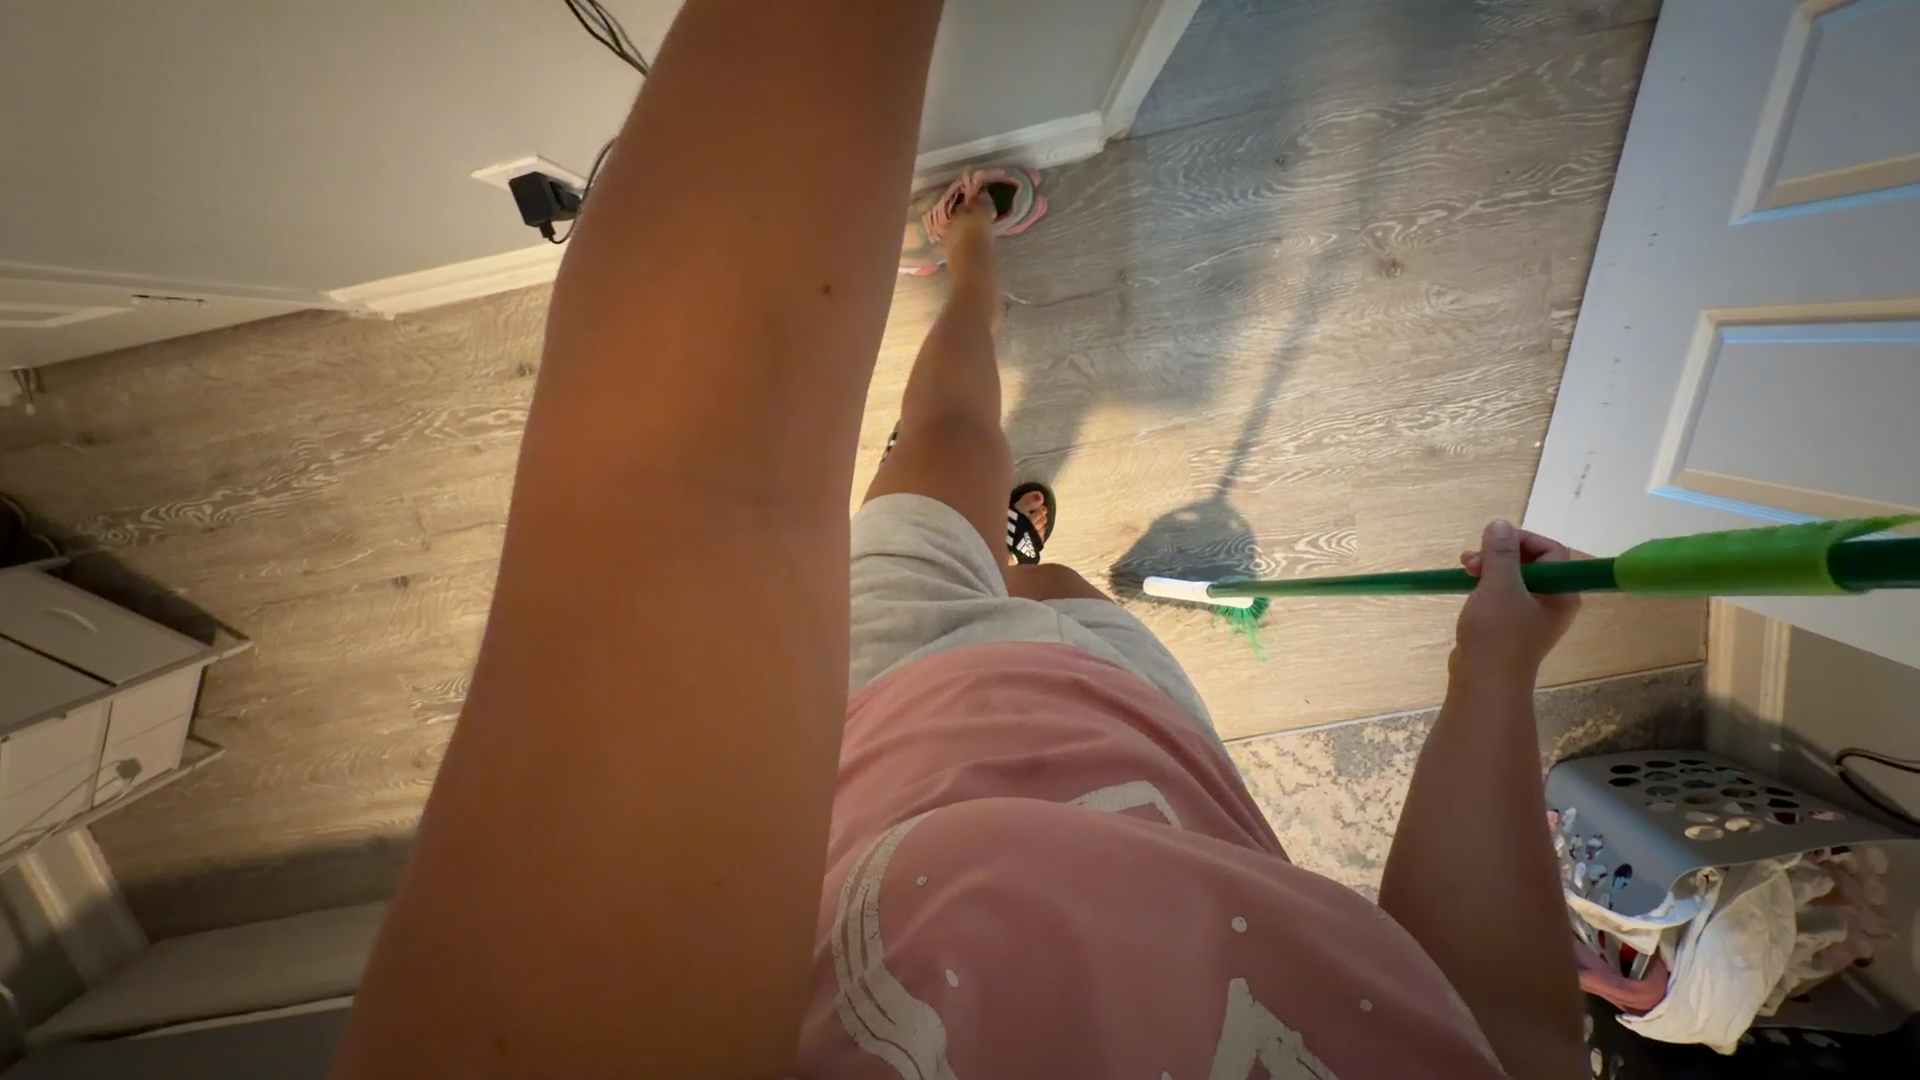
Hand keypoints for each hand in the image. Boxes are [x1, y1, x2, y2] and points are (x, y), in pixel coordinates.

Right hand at [1453, 520, 1579, 680]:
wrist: (1484, 679)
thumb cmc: (1497, 633)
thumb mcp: (1498, 587)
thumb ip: (1500, 554)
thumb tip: (1499, 525)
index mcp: (1561, 592)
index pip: (1551, 551)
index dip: (1522, 540)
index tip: (1491, 541)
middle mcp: (1552, 602)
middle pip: (1531, 563)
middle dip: (1500, 554)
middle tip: (1470, 559)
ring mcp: (1531, 615)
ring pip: (1513, 578)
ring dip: (1488, 568)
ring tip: (1463, 571)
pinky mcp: (1510, 625)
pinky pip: (1502, 594)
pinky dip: (1485, 585)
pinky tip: (1467, 587)